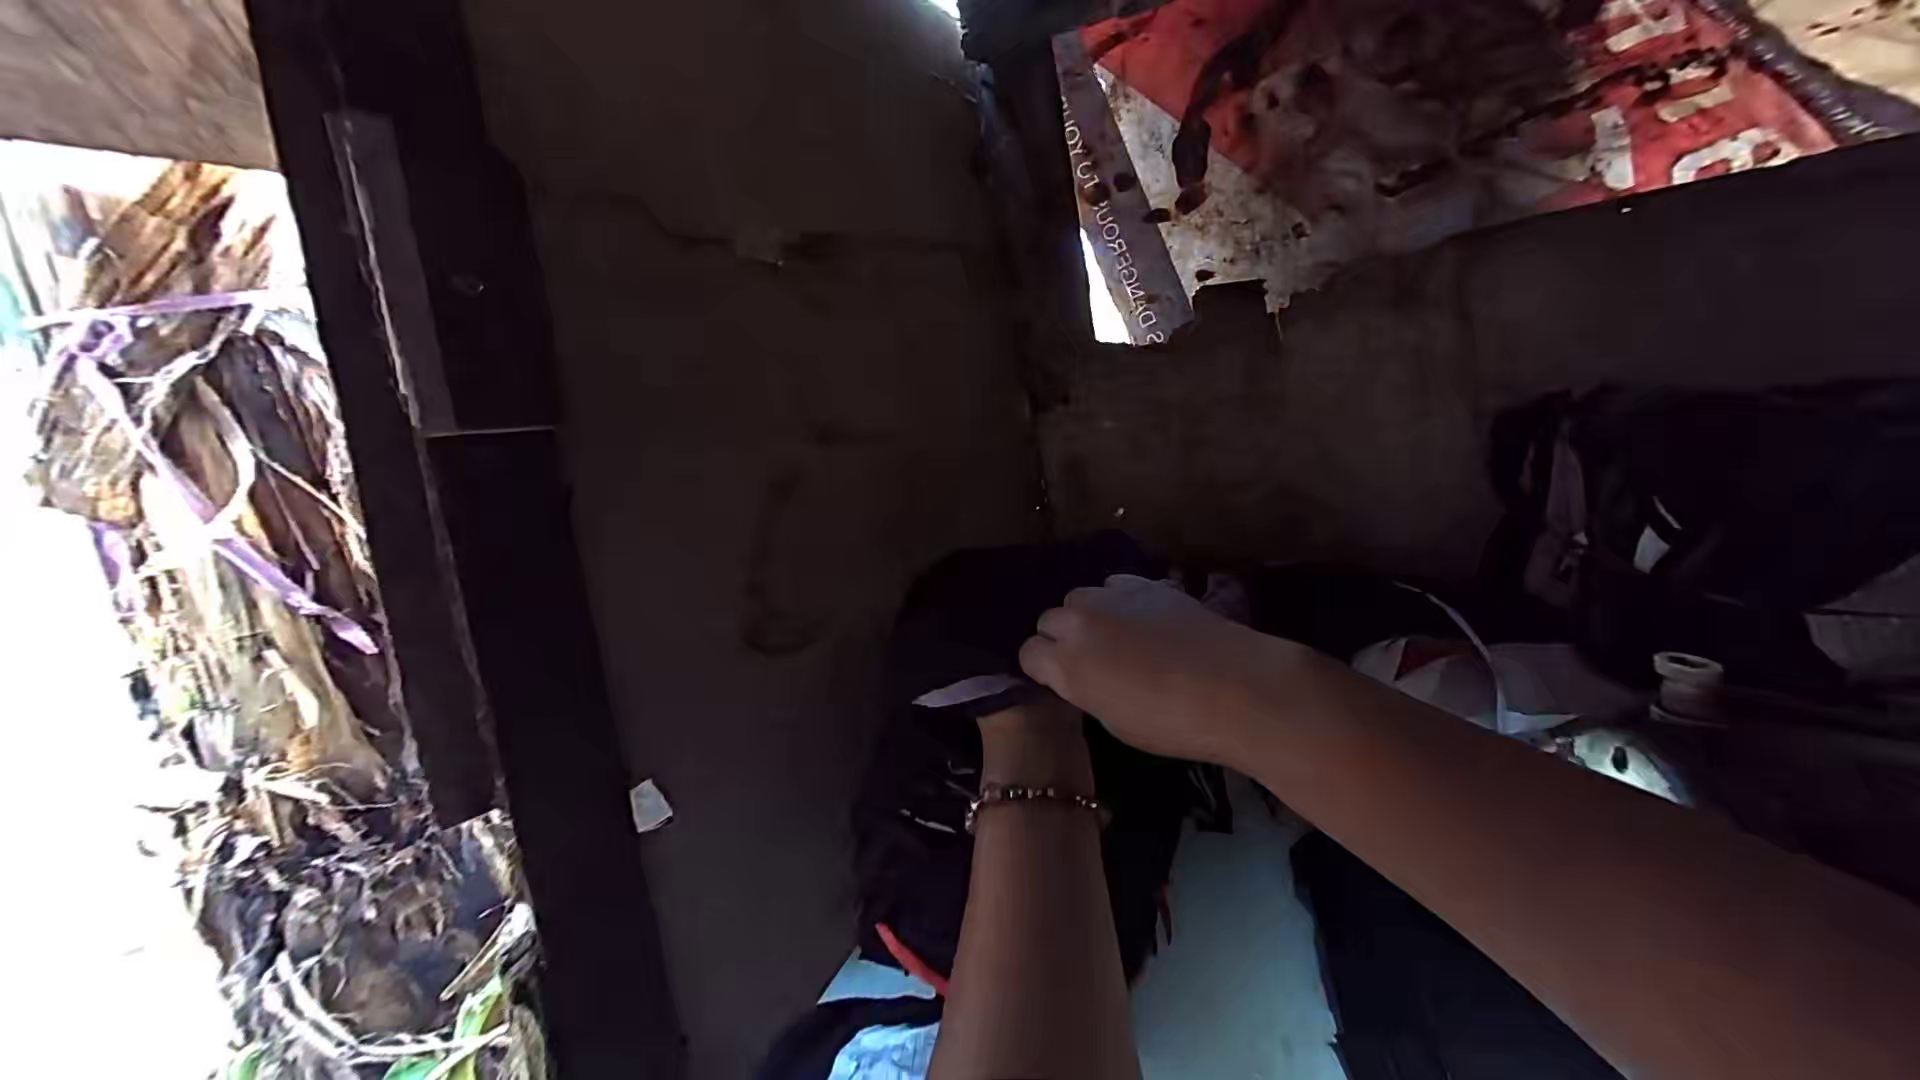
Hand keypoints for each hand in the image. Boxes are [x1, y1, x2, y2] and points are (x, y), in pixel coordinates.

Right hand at [1018, 575, 1311, 767]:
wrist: (1237, 689)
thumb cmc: (1173, 723)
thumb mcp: (1114, 720)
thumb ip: (1085, 689)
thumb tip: (1082, 675)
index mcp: (1066, 664)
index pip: (1028, 653)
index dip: (1041, 666)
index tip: (1059, 678)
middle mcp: (1079, 623)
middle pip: (1050, 619)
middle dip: (1061, 637)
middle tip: (1089, 658)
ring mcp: (1112, 598)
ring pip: (1079, 597)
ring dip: (1087, 615)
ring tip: (1114, 634)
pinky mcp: (1145, 585)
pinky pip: (1114, 586)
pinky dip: (1118, 600)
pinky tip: (1141, 617)